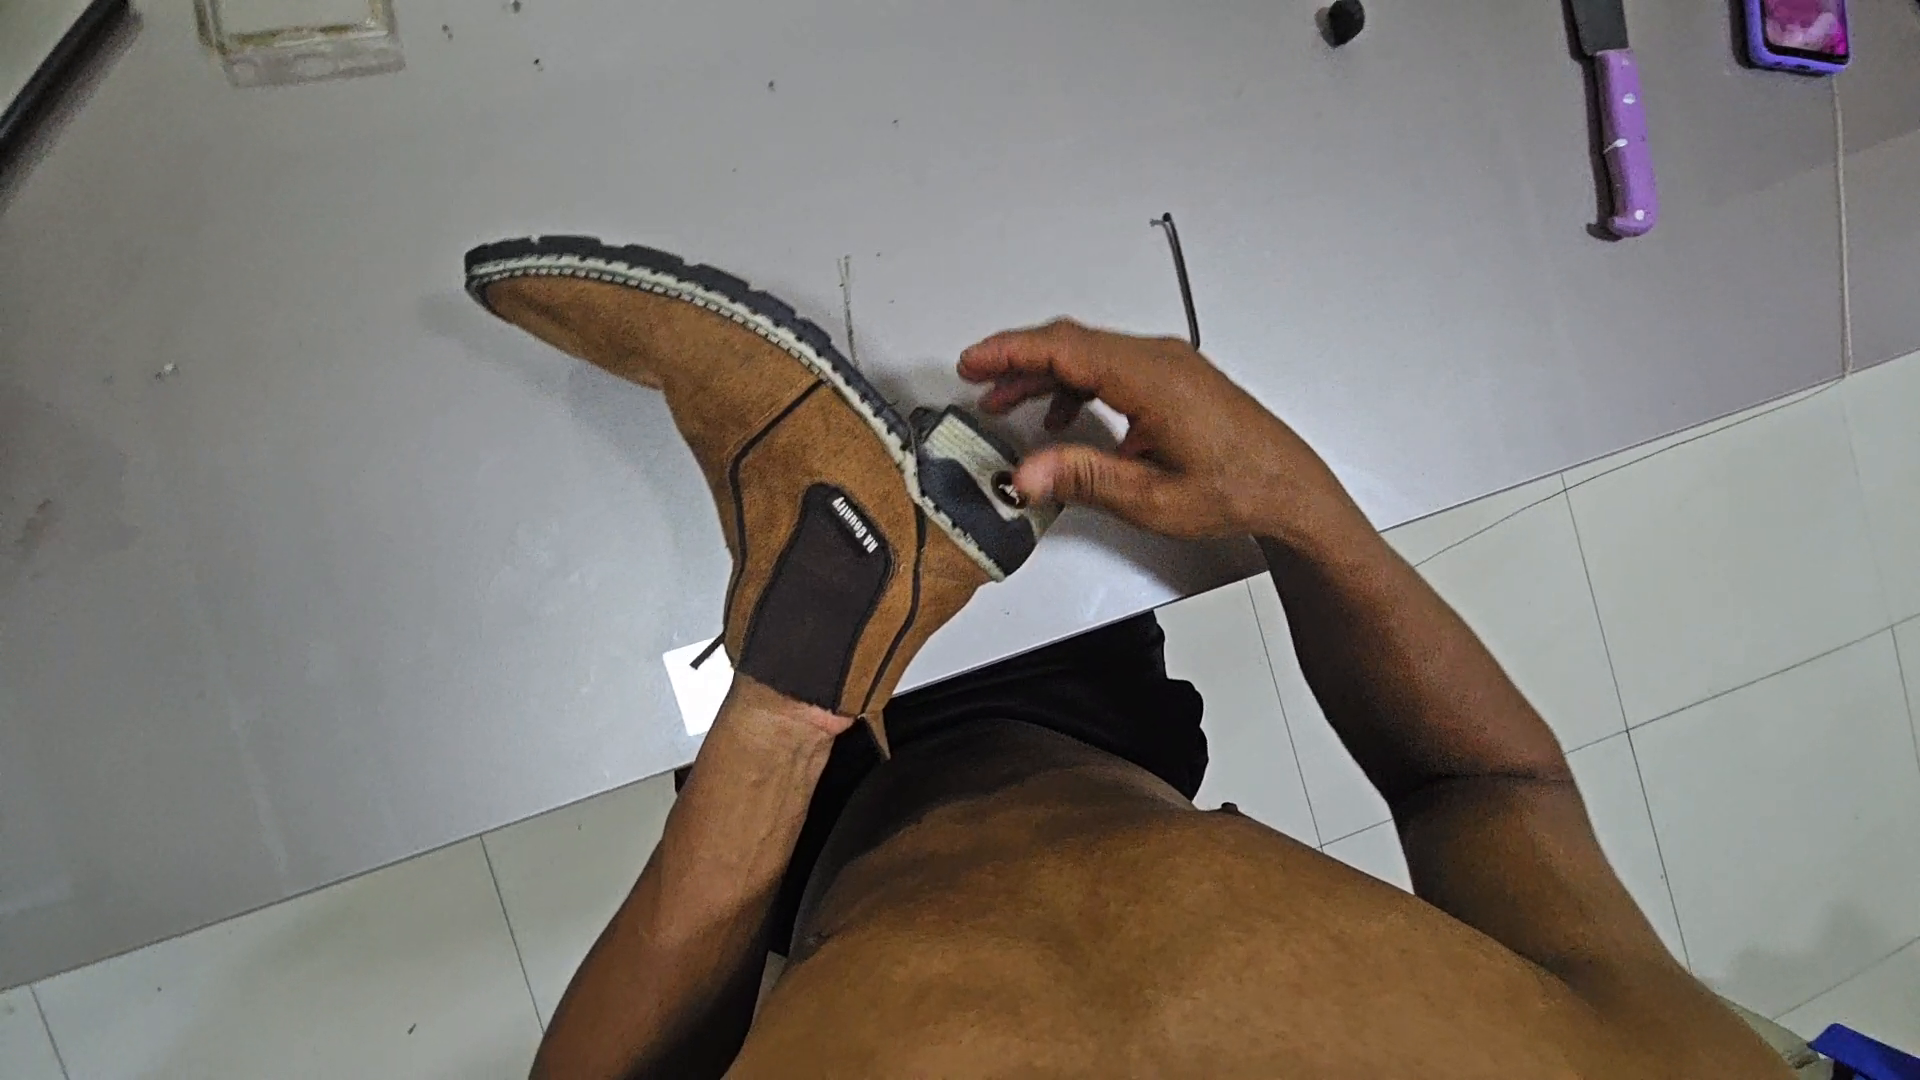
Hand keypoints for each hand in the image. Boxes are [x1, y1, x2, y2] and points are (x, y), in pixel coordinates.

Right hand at [958, 319, 1363, 546]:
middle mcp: (1159, 360)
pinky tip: (1062, 417)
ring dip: (1044, 375)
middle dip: (1018, 361)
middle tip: (977, 381)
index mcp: (1152, 379)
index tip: (973, 362)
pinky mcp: (1171, 379)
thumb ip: (1082, 479)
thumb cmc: (1236, 489)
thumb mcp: (1151, 496)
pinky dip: (1075, 385)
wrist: (1289, 490)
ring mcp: (1167, 366)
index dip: (1011, 352)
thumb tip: (1025, 473)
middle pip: (1071, 344)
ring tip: (1006, 403)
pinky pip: (1110, 368)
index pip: (1065, 349)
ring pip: (1089, 354)